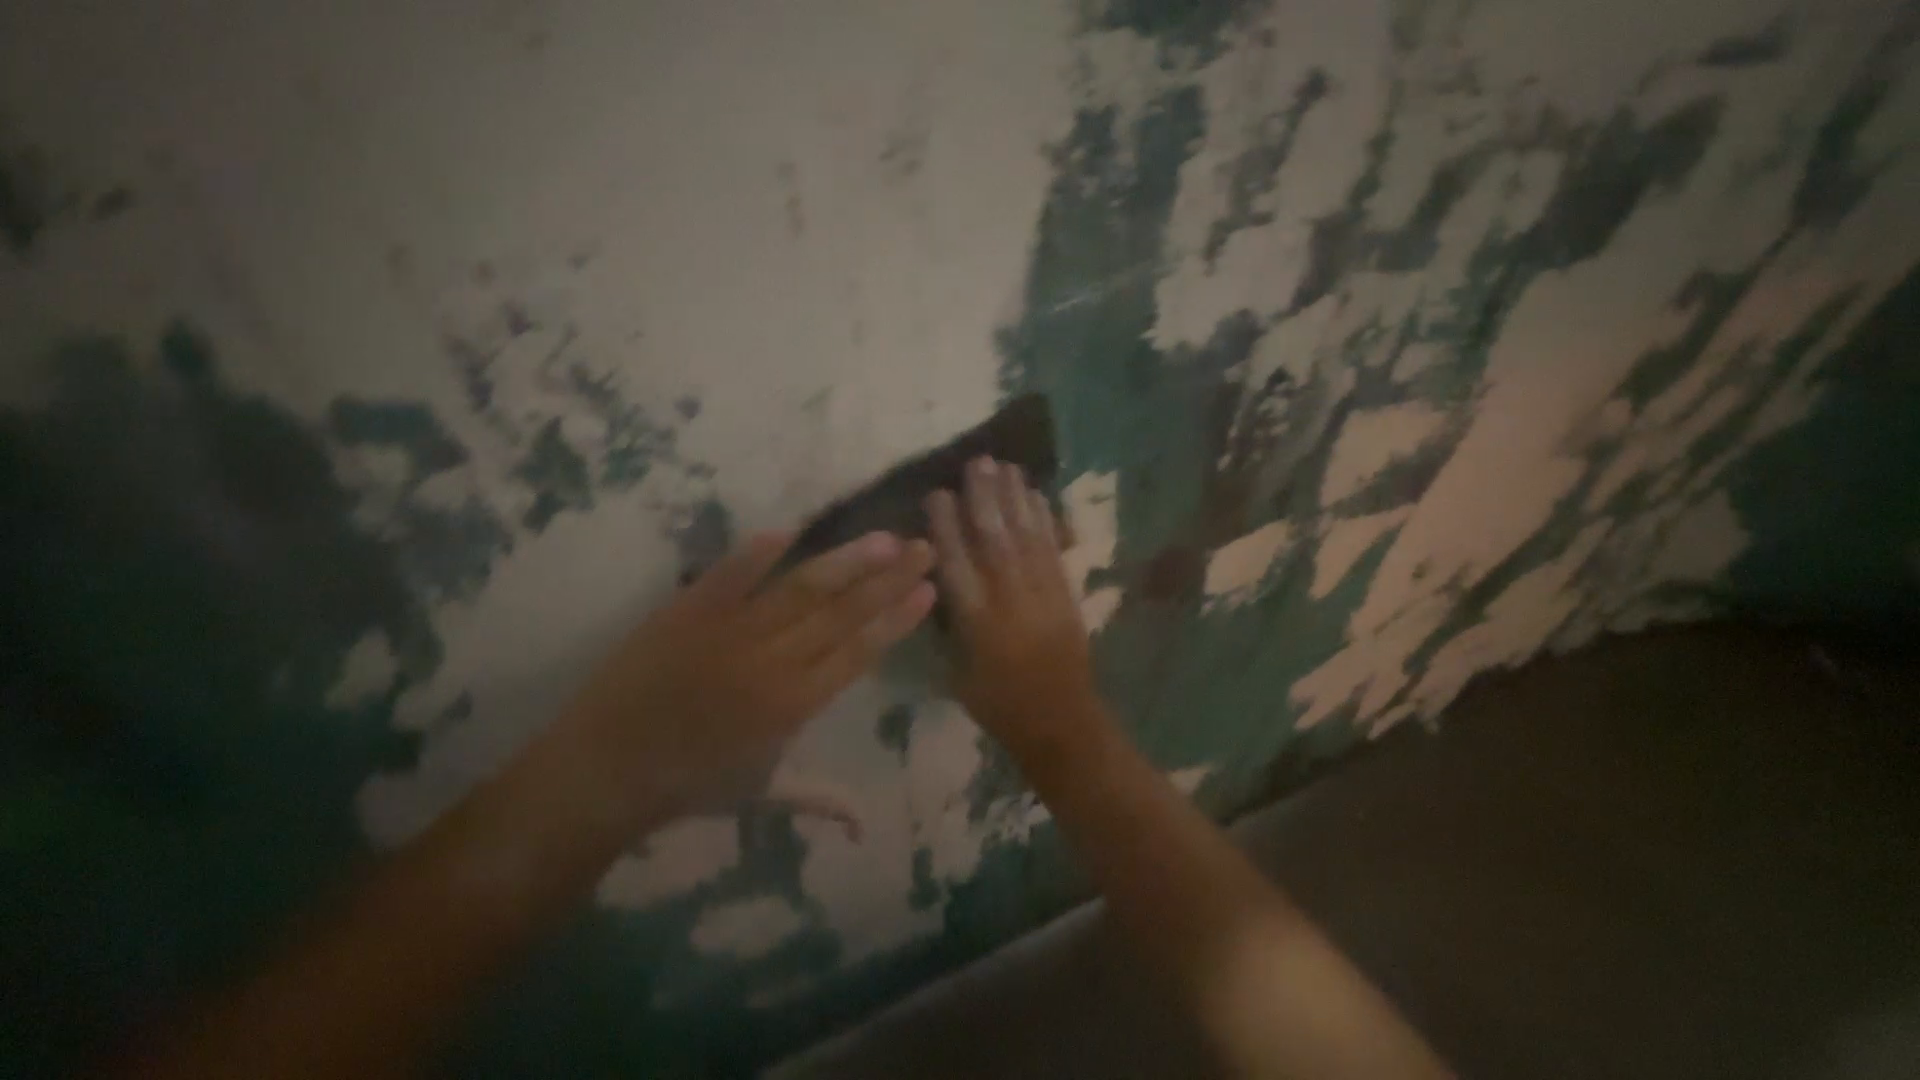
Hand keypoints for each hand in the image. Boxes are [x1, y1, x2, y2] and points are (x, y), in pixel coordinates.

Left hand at [565, 530, 935, 813]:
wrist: (605, 772)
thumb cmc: (689, 787)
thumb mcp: (761, 795)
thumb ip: (819, 800)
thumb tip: (864, 825)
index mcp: (794, 705)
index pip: (859, 652)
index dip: (896, 619)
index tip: (928, 590)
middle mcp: (772, 661)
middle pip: (842, 612)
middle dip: (888, 579)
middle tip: (923, 548)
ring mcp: (729, 632)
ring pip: (799, 589)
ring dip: (845, 562)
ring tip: (882, 539)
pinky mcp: (687, 611)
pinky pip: (729, 576)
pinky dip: (757, 553)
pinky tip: (791, 530)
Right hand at [925, 457, 1098, 748]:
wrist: (1061, 722)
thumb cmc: (999, 704)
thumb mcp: (956, 673)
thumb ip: (948, 626)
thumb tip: (936, 584)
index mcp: (976, 622)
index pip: (956, 563)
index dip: (945, 525)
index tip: (936, 493)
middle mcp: (1009, 600)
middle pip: (995, 539)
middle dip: (984, 498)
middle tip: (977, 462)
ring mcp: (1042, 594)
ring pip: (1026, 536)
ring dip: (1016, 498)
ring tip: (1006, 466)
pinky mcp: (1066, 594)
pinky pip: (1053, 549)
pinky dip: (1045, 520)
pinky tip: (1036, 496)